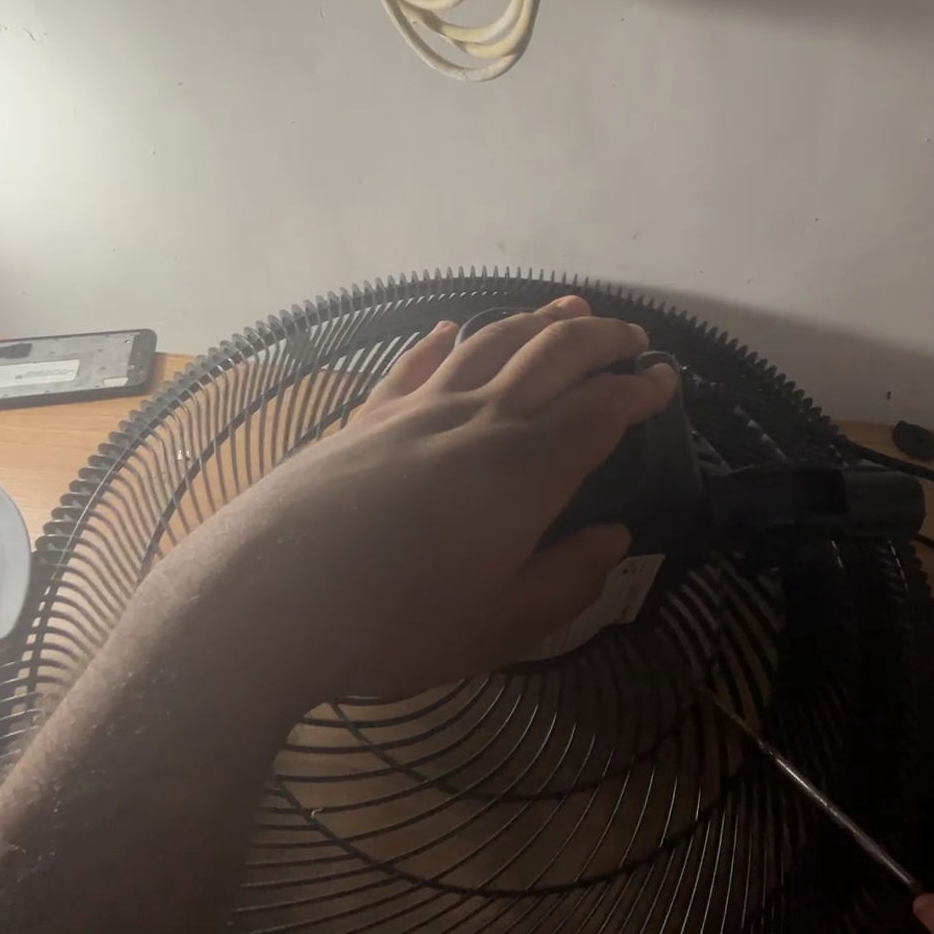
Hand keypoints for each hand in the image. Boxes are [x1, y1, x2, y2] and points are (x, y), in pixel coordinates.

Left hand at [219, 295, 677, 704]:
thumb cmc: (400, 620)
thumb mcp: (507, 624)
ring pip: (492, 341)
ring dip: (537, 319)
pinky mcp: (369, 415)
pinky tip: (454, 328)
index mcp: (526, 467)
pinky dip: (446, 338)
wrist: (268, 598)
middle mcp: (480, 418)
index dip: (641, 390)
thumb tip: (615, 538)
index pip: (601, 408)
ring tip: (568, 309)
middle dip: (603, 338)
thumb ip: (572, 578)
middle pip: (554, 352)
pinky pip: (416, 361)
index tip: (665, 383)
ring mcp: (419, 408)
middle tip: (633, 338)